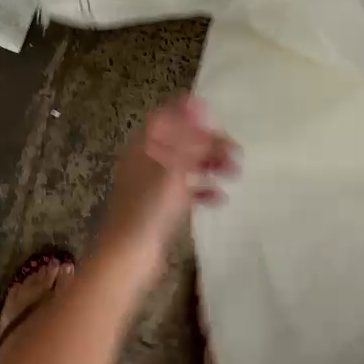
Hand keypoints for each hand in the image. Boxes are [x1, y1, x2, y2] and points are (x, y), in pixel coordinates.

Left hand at [96, 95, 237, 285]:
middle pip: (180, 141)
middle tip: (235, 150)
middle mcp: (146, 161)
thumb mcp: (171, 169)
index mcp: (143, 147)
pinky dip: (202, 188)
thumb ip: (186, 137)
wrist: (127, 259)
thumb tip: (196, 104)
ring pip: (185, 165)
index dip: (188, 113)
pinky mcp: (159, 208)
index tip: (215, 117)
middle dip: (207, 142)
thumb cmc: (148, 209)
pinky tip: (220, 196)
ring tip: (235, 170)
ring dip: (209, 164)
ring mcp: (152, 185)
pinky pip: (185, 190)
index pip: (166, 118)